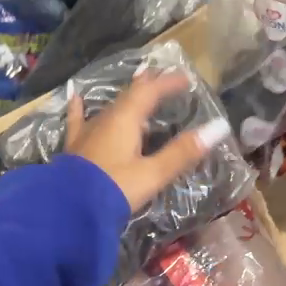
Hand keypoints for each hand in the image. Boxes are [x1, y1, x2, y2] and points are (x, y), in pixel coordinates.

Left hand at [65, 73, 227, 210]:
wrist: (67, 207)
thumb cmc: (114, 189)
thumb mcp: (153, 173)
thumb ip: (183, 151)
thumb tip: (219, 127)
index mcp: (126, 120)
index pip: (150, 92)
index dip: (168, 82)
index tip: (185, 78)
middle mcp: (106, 119)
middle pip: (130, 95)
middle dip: (148, 86)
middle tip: (161, 77)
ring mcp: (87, 131)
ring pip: (110, 107)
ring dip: (126, 97)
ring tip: (135, 87)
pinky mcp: (75, 146)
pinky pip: (79, 119)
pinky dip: (80, 107)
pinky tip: (75, 96)